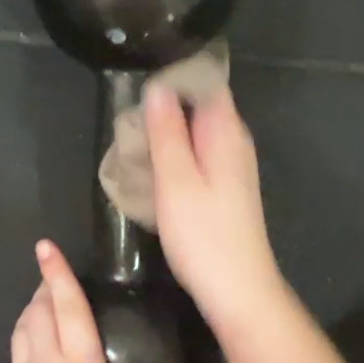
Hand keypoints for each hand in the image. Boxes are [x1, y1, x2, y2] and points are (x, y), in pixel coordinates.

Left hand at [0, 241, 190, 362]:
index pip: (68, 311)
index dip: (58, 276)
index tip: (47, 247)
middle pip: (38, 312)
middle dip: (44, 286)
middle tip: (57, 272)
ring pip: (22, 331)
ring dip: (32, 309)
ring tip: (45, 301)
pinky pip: (18, 355)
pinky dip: (27, 338)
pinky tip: (40, 350)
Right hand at [143, 81, 286, 328]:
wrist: (237, 289)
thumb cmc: (204, 237)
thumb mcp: (176, 181)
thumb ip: (166, 134)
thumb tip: (158, 88)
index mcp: (226, 133)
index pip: (205, 81)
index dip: (175, 73)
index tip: (140, 74)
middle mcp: (234, 142)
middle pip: (199, 105)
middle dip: (165, 103)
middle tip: (126, 113)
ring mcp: (232, 166)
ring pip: (196, 132)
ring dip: (166, 132)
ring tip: (131, 138)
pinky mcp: (225, 188)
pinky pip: (197, 155)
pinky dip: (174, 154)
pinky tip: (151, 168)